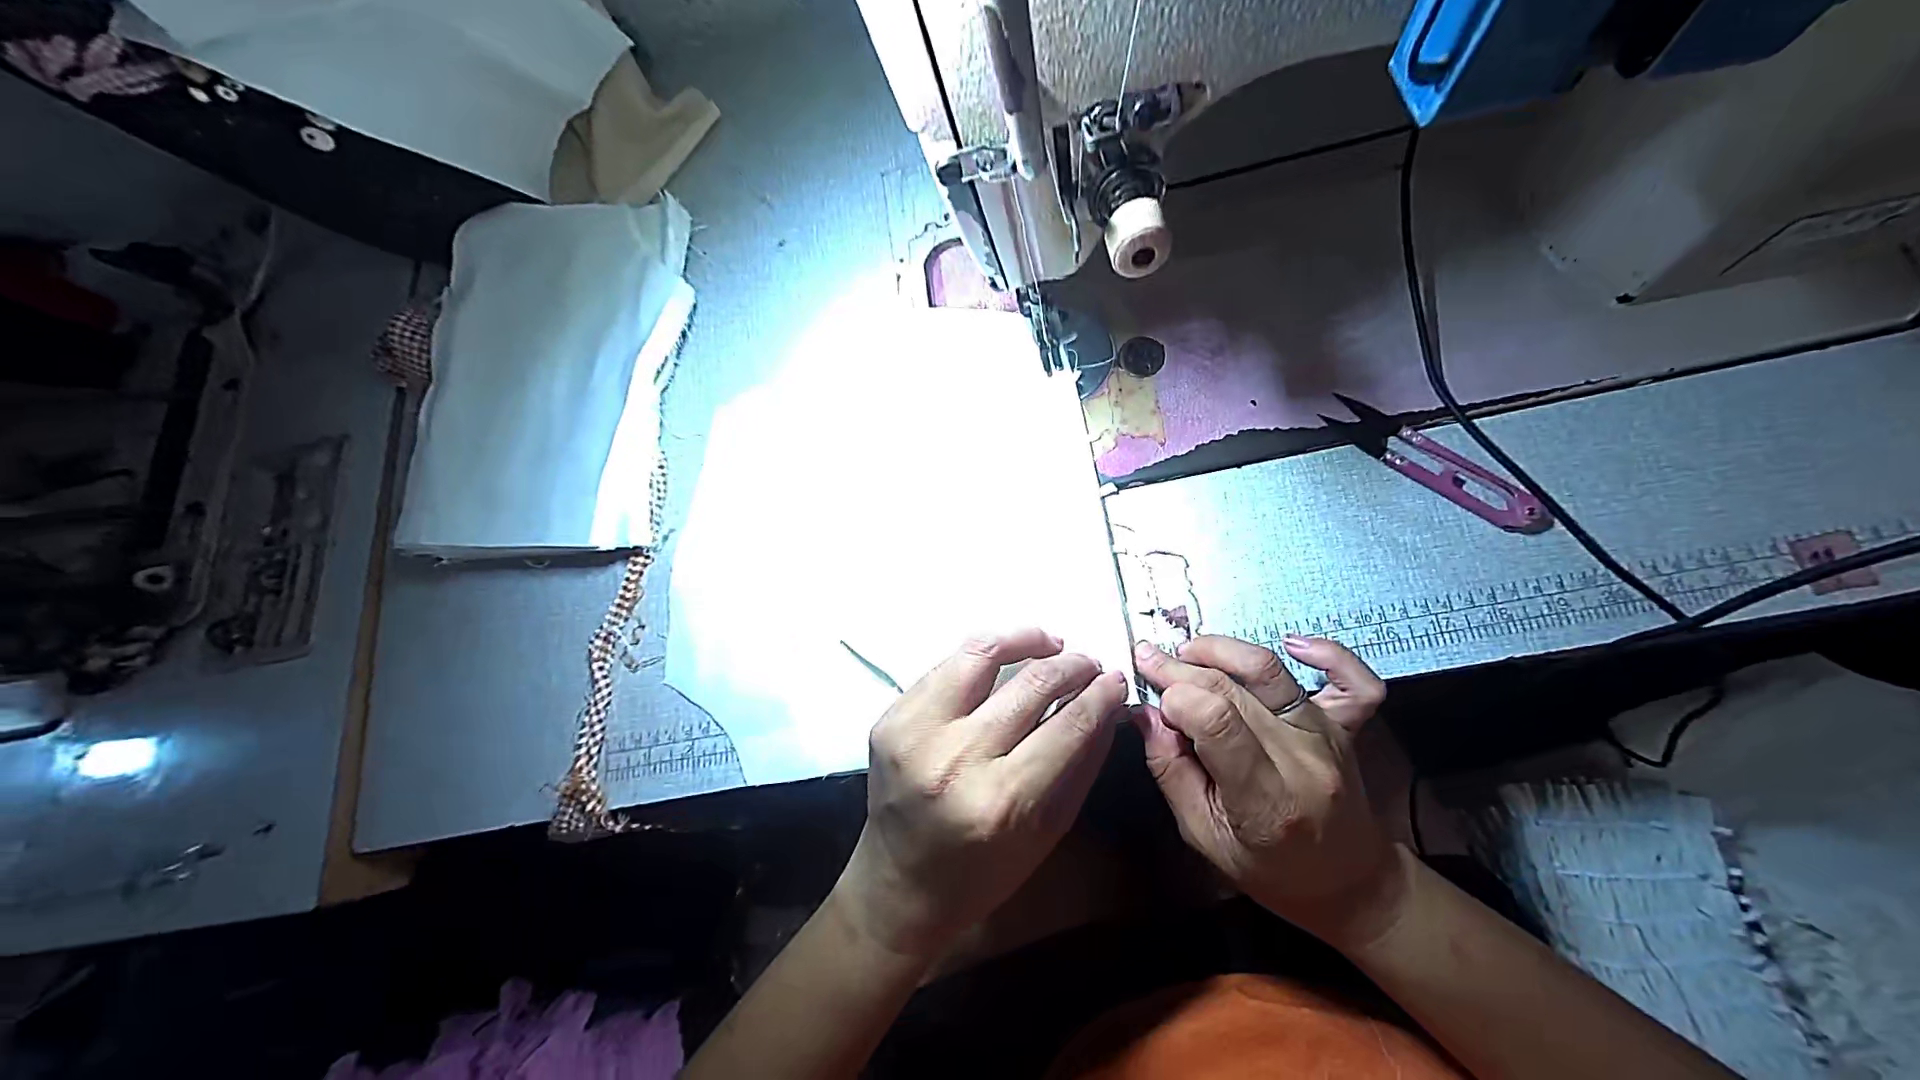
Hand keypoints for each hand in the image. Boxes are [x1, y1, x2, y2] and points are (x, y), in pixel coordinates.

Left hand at [832, 629, 1128, 958]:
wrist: (899, 885)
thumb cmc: (983, 872)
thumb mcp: (1048, 830)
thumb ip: (1081, 762)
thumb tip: (1108, 704)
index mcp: (999, 801)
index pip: (1066, 725)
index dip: (1100, 696)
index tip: (1116, 680)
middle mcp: (953, 759)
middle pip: (1029, 686)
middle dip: (1071, 667)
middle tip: (1089, 664)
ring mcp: (914, 733)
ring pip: (979, 655)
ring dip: (1023, 639)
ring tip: (1050, 643)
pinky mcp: (889, 718)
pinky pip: (944, 667)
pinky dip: (982, 658)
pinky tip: (1004, 661)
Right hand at [1131, 634, 1405, 945]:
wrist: (1349, 884)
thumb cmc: (1269, 869)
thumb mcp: (1202, 834)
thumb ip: (1170, 770)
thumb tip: (1146, 713)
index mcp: (1265, 801)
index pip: (1216, 721)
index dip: (1174, 697)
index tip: (1151, 698)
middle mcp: (1301, 760)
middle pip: (1231, 690)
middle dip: (1179, 668)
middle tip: (1148, 660)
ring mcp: (1328, 737)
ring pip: (1272, 671)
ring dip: (1221, 649)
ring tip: (1188, 650)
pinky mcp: (1348, 726)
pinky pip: (1354, 680)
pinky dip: (1328, 653)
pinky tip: (1292, 643)